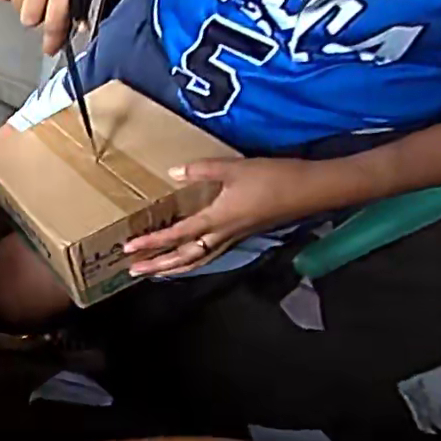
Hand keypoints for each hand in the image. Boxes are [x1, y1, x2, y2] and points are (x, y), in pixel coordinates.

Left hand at [123, 158, 321, 276]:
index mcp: (216, 220)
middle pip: (184, 258)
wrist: (312, 190)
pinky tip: (187, 258)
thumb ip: (202, 170)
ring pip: (197, 260)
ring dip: (173, 267)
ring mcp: (233, 238)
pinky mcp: (242, 235)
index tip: (129, 248)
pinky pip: (211, 254)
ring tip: (153, 271)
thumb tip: (172, 173)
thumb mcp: (234, 168)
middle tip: (132, 271)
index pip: (176, 236)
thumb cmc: (273, 178)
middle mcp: (222, 235)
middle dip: (157, 266)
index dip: (151, 242)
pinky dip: (193, 260)